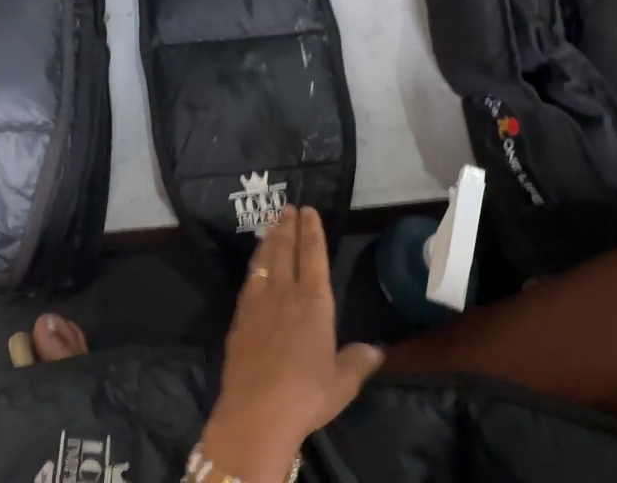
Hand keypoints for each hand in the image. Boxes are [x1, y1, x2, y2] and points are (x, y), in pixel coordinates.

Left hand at [197, 206, 382, 481]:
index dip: (311, 231)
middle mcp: (285, 293)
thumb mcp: (343, 382)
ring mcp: (258, 303)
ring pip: (264, 261)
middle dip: (288, 227)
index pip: (313, 256)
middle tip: (287, 207)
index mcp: (314, 302)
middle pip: (285, 251)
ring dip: (269, 240)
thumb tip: (377, 350)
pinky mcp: (239, 318)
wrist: (257, 410)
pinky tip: (255, 266)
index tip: (308, 210)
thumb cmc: (307, 394)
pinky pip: (249, 281)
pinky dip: (254, 266)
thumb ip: (358, 361)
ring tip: (272, 225)